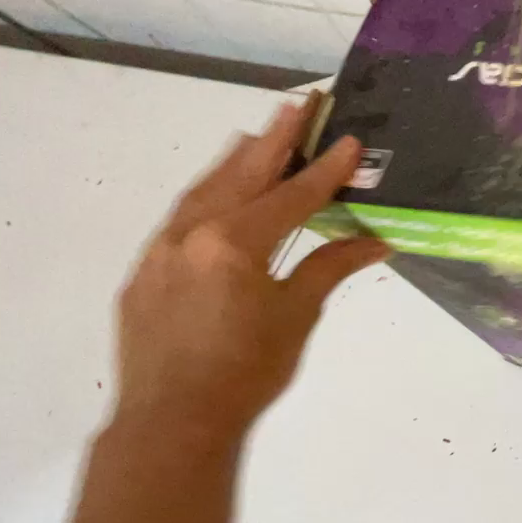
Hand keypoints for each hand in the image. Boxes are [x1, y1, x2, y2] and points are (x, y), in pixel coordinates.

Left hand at [113, 101, 387, 437]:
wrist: (174, 417)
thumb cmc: (249, 370)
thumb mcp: (298, 315)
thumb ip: (330, 267)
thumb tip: (375, 240)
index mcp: (234, 243)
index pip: (290, 196)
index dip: (323, 169)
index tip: (347, 139)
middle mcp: (192, 233)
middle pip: (239, 174)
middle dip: (273, 140)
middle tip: (298, 105)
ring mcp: (161, 249)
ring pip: (203, 191)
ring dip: (235, 161)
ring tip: (257, 135)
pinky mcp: (146, 270)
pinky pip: (182, 218)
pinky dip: (209, 196)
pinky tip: (222, 198)